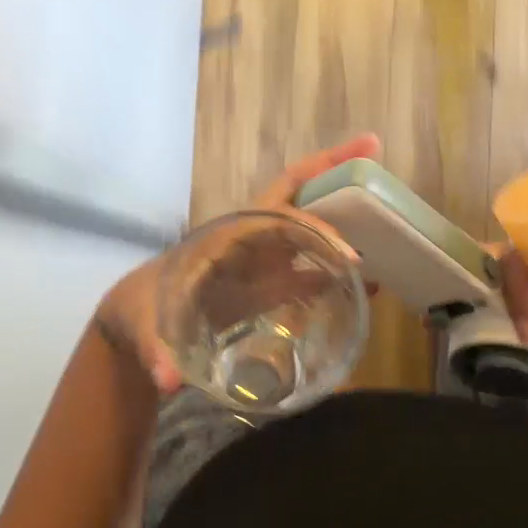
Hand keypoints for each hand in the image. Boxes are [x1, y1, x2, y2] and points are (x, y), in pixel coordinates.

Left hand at [93, 134, 381, 394]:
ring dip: (343, 212)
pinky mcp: (267, 283)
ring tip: (389, 209)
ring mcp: (260, 257)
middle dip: (331, 168)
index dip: (312, 227)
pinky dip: (336, 264)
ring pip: (307, 221)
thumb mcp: (145, 328)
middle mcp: (248, 237)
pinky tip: (369, 282)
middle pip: (295, 192)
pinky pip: (309, 264)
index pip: (275, 213)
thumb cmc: (141, 312)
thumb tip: (169, 379)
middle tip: (374, 147)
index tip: (347, 255)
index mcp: (224, 238)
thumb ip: (156, 351)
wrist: (138, 320)